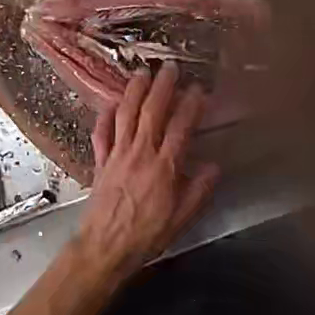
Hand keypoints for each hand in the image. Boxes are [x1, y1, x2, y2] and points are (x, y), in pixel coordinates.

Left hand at [78, 61, 219, 273]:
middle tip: (170, 68)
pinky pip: (102, 133)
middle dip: (162, 87)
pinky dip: (106, 116)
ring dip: (134, 92)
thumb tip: (214, 167)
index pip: (181, 127)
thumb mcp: (182, 218)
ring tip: (141, 73)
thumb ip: (199, 191)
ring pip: (125, 115)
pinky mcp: (100, 162)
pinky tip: (111, 103)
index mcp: (164, 167)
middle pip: (152, 112)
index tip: (199, 90)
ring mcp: (117, 155)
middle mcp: (140, 154)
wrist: (105, 247)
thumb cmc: (147, 235)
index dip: (191, 105)